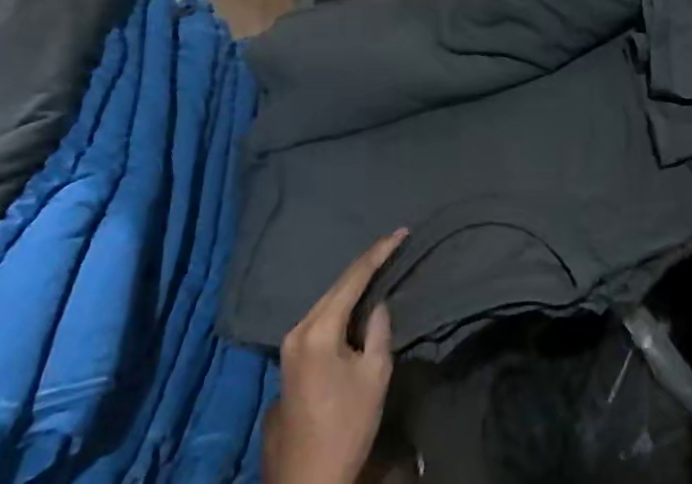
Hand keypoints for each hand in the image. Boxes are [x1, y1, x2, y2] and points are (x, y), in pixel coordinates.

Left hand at [263, 229, 406, 483]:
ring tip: (381, 263)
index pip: (353, 279)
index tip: (401, 232)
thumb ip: (378, 329)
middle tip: (394, 243)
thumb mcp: (374, 373)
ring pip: (328, 300)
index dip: (379, 253)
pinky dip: (342, 302)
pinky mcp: (292, 358)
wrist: (308, 476)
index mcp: (318, 330)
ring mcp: (290, 345)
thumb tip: (377, 304)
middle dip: (366, 263)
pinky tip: (358, 297)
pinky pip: (321, 316)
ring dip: (354, 283)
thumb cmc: (347, 423)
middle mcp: (298, 330)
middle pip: (336, 286)